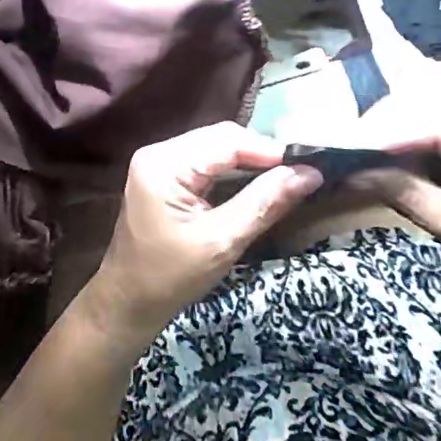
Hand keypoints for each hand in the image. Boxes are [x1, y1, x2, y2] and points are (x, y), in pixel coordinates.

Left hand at [79, 123, 323, 341]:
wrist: (128, 301)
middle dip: (262, 153)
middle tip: (302, 171)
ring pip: (216, 147)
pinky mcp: (165, 175)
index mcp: (164, 164)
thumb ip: (264, 203)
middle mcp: (159, 152)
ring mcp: (159, 162)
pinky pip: (206, 160)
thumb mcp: (222, 241)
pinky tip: (259, 181)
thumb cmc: (171, 277)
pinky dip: (234, 169)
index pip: (226, 141)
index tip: (311, 164)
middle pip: (221, 138)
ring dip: (250, 160)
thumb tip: (310, 174)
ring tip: (288, 176)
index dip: (270, 150)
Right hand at [355, 106, 440, 337]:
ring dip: (410, 133)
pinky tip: (412, 161)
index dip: (384, 133)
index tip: (341, 149)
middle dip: (392, 128)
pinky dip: (436, 141)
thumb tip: (355, 172)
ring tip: (372, 158)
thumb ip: (413, 198)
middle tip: (350, 155)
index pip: (438, 123)